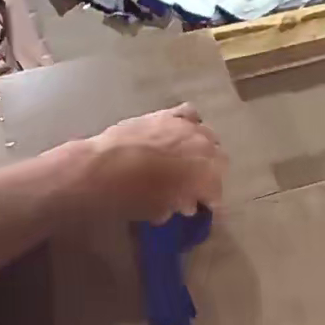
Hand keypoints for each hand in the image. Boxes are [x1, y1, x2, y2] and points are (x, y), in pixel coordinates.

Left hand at [80, 104, 227, 223]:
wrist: (106, 166)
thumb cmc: (134, 195)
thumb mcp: (160, 210)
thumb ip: (179, 205)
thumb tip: (186, 204)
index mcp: (208, 176)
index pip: (217, 193)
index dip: (209, 203)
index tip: (201, 209)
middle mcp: (206, 148)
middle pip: (219, 162)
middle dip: (210, 175)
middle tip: (194, 186)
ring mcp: (188, 127)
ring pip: (208, 136)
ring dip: (202, 149)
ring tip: (187, 159)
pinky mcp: (168, 114)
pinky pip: (189, 114)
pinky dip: (189, 123)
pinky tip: (180, 132)